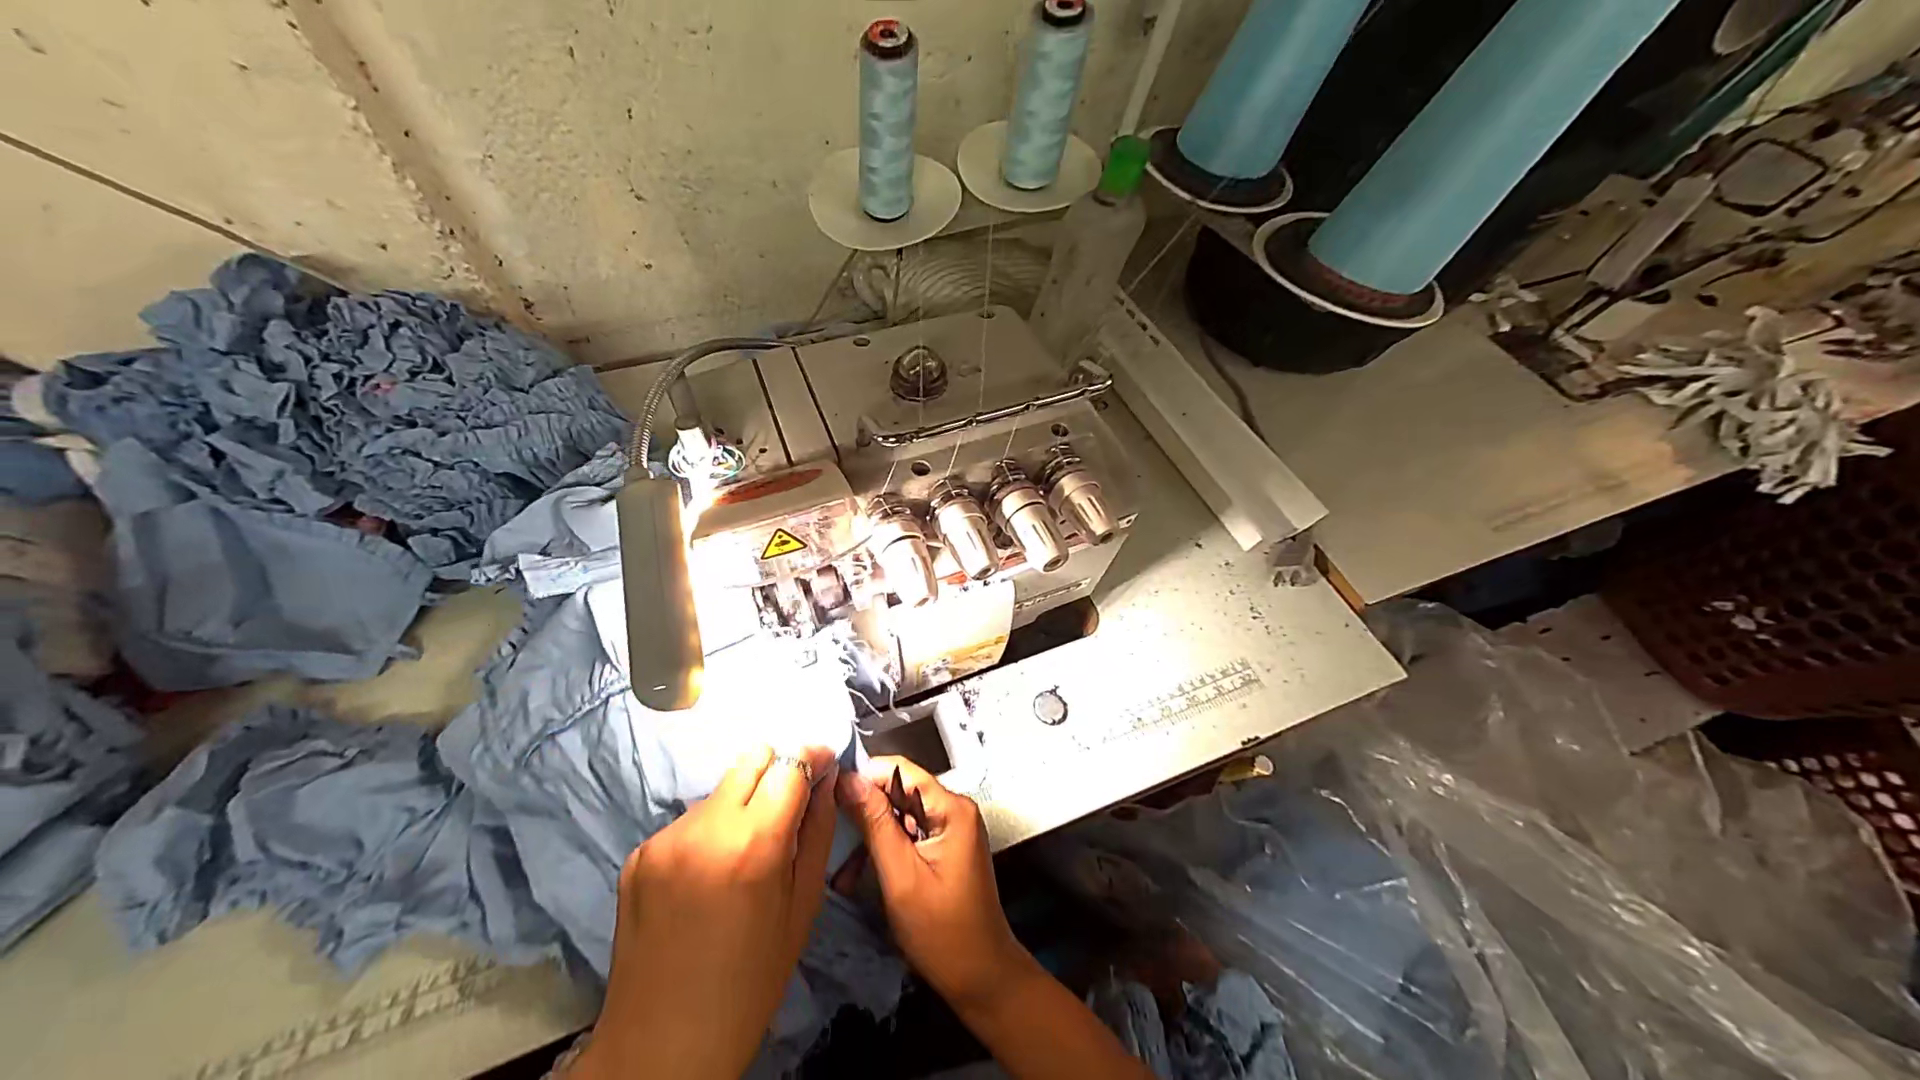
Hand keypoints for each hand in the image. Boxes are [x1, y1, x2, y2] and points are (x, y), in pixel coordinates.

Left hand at [576, 745, 838, 1079]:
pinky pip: (688, 822)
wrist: (663, 1045)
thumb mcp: (802, 907)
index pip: (790, 766)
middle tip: (787, 806)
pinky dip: (708, 834)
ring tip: (743, 854)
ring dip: (740, 805)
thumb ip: (817, 832)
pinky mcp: (639, 854)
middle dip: (776, 772)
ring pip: (719, 791)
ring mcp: (665, 839)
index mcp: (754, 844)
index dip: (811, 759)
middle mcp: (705, 828)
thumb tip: (824, 781)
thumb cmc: (751, 982)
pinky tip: (707, 878)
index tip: (823, 762)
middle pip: (751, 761)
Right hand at [835, 757, 1029, 1009]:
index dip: (865, 776)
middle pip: (900, 791)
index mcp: (952, 808)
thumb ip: (875, 823)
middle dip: (865, 813)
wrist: (980, 977)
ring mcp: (950, 829)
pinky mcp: (943, 847)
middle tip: (833, 834)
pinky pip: (907, 834)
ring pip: (899, 814)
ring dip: (870, 837)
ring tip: (845, 870)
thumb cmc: (943, 932)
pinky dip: (884, 851)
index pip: (901, 770)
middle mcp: (954, 810)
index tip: (831, 791)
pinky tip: (860, 875)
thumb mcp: (901, 876)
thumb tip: (849, 780)